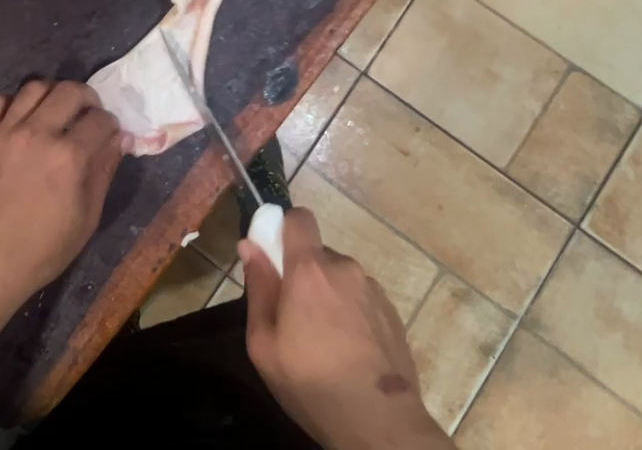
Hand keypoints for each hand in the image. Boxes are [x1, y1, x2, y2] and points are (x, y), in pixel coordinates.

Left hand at [0, 79, 122, 307]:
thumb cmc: (41, 251)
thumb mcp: (86, 219)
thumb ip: (103, 172)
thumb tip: (121, 140)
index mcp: (69, 157)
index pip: (101, 119)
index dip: (111, 125)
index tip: (110, 134)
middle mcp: (38, 134)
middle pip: (70, 91)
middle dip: (88, 98)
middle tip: (88, 114)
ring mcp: (5, 133)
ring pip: (35, 87)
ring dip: (53, 93)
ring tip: (57, 111)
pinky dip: (14, 103)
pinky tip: (22, 119)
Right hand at [241, 209, 452, 449]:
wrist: (380, 422)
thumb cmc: (312, 381)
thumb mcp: (264, 342)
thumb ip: (258, 287)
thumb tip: (249, 245)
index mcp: (310, 269)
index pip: (299, 218)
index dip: (284, 227)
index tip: (274, 255)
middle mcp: (345, 268)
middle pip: (317, 254)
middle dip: (304, 275)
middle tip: (294, 316)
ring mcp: (373, 290)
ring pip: (341, 279)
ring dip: (329, 296)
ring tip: (325, 341)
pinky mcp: (392, 313)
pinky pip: (362, 299)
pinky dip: (352, 314)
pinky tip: (349, 351)